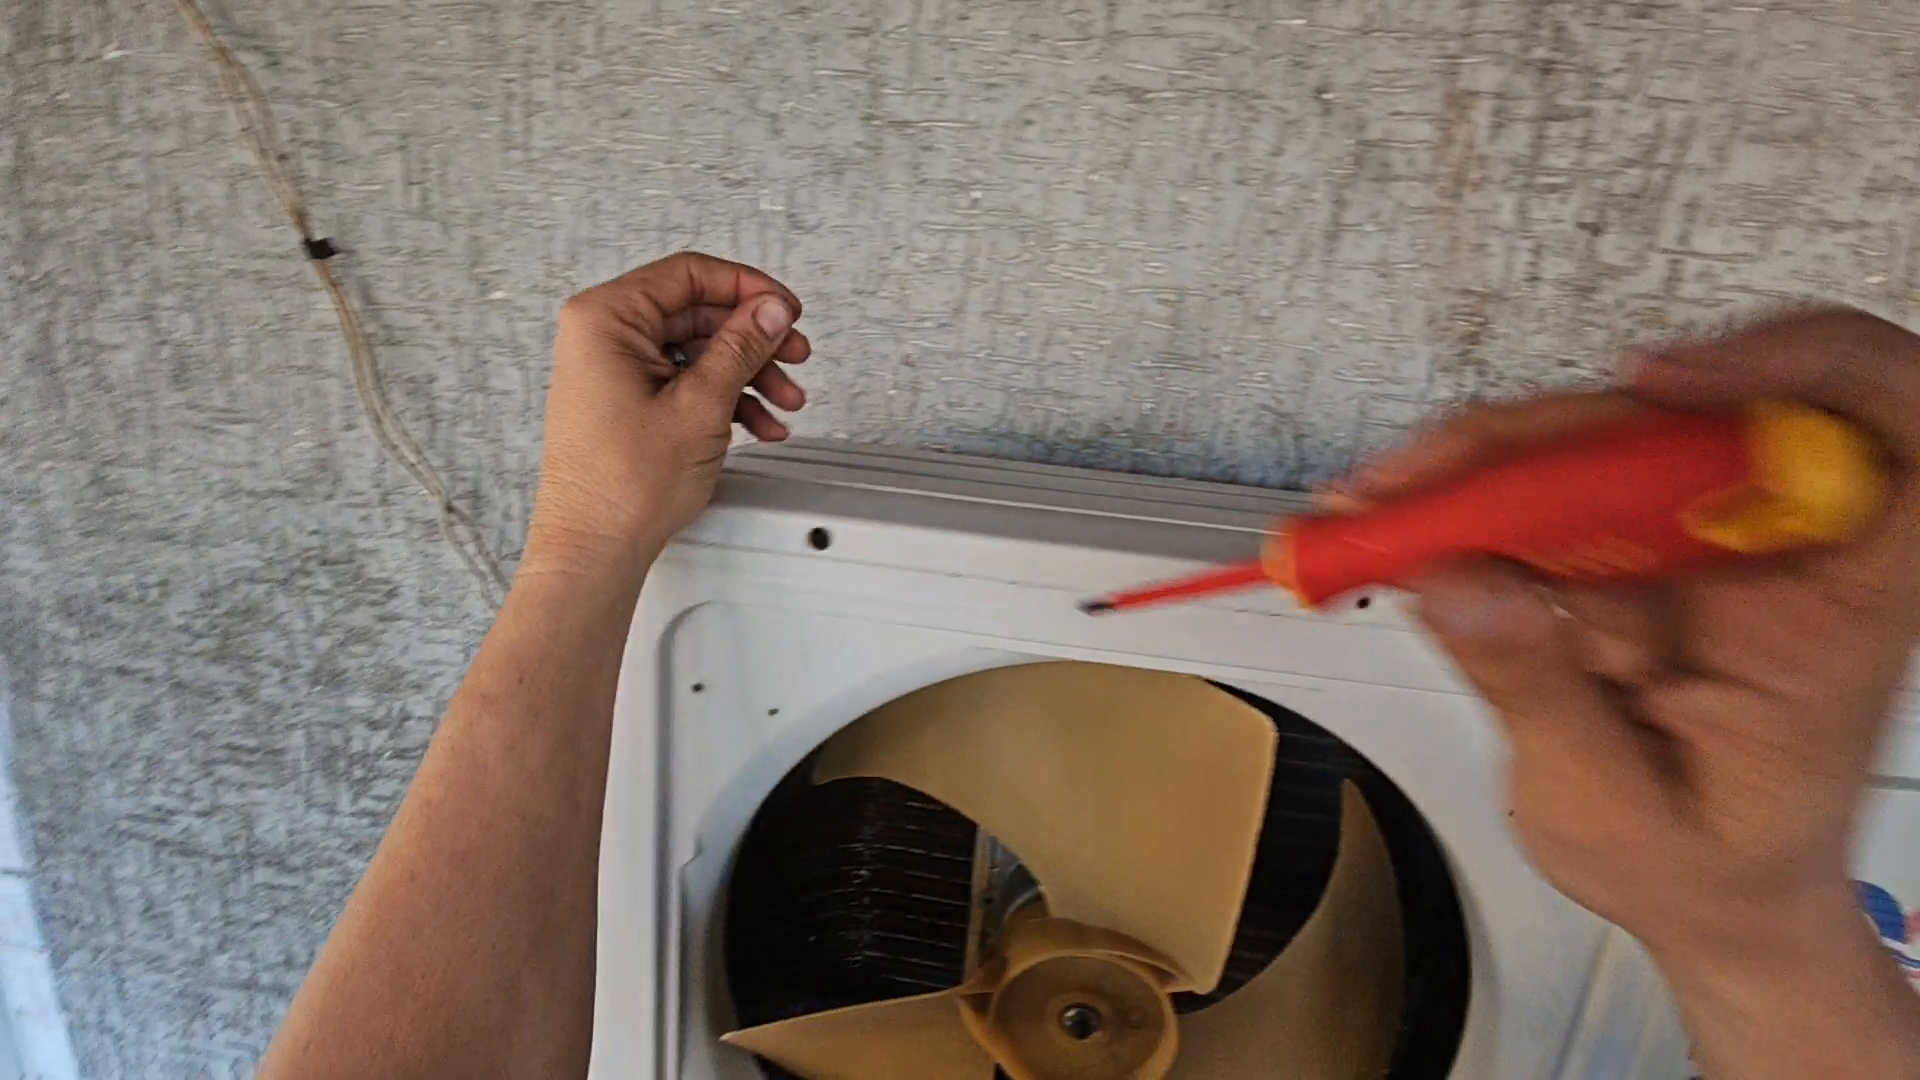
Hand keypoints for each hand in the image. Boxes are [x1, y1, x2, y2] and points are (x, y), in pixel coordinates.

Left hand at [522, 252, 809, 576]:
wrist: (598, 546)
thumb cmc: (624, 485)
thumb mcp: (701, 404)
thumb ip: (741, 347)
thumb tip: (770, 310)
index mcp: (607, 319)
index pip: (690, 275)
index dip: (748, 289)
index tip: (786, 309)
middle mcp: (606, 337)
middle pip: (700, 316)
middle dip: (756, 340)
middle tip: (796, 355)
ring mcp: (618, 370)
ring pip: (702, 353)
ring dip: (751, 375)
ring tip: (787, 401)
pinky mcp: (631, 401)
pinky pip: (690, 383)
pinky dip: (730, 399)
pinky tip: (763, 424)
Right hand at [1336, 309, 1919, 1076]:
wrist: (1692, 892)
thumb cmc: (1698, 862)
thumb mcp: (1613, 802)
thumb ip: (1538, 691)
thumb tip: (1455, 581)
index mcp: (1827, 604)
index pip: (1875, 430)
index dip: (1781, 368)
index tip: (1650, 381)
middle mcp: (1745, 551)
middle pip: (1647, 429)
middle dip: (1508, 442)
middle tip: (1392, 488)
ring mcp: (1658, 549)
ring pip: (1559, 455)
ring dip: (1449, 475)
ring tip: (1357, 517)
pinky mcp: (1586, 559)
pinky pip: (1509, 505)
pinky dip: (1432, 513)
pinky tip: (1374, 537)